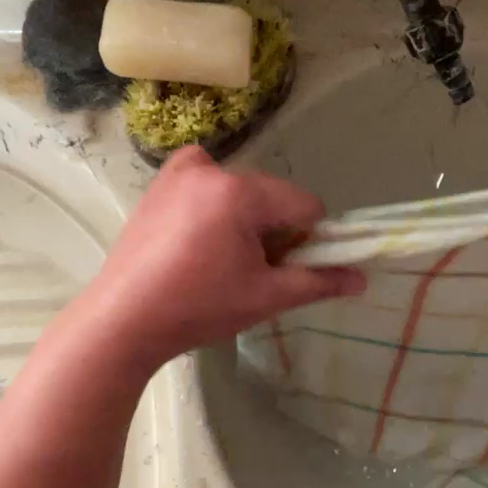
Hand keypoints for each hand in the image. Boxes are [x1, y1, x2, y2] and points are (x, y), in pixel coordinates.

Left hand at [80, 146, 365, 366]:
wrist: (124, 320)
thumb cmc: (200, 308)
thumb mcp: (267, 297)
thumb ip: (319, 282)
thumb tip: (363, 280)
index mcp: (239, 192)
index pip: (305, 205)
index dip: (308, 241)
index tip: (286, 271)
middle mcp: (211, 168)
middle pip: (272, 197)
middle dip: (274, 231)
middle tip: (249, 273)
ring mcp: (180, 172)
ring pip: (242, 194)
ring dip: (246, 223)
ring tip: (220, 264)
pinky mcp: (160, 183)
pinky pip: (210, 188)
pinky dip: (217, 210)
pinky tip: (199, 244)